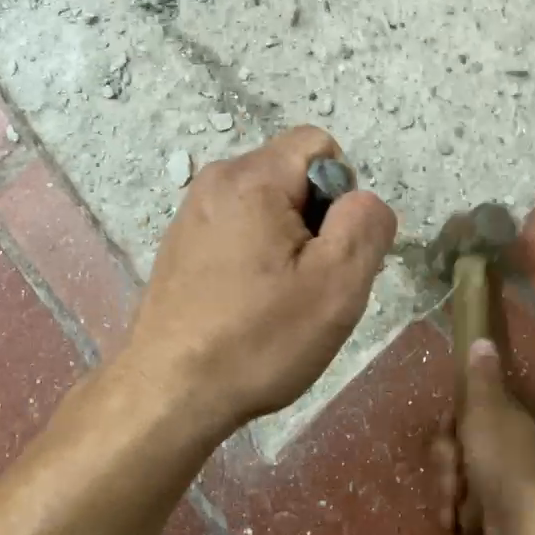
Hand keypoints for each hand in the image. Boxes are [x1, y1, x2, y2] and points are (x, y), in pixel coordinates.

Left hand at [115, 126, 396, 437]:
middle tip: (309, 281)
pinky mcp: (181, 239)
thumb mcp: (336, 286)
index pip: (318, 144)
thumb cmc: (257, 338)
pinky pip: (237, 224)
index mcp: (252, 177)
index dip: (341, 191)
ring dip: (286, 239)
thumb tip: (366, 202)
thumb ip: (365, 226)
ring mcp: (193, 209)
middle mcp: (216, 179)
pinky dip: (254, 252)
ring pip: (266, 202)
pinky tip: (248, 302)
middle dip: (314, 218)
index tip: (329, 248)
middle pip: (291, 173)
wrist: (168, 390)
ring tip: (279, 297)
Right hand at [433, 339, 534, 534]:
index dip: (450, 421)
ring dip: (447, 490)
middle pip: (454, 447)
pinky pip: (458, 508)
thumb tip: (484, 339)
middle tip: (454, 470)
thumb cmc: (502, 462)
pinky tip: (459, 520)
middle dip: (446, 461)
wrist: (523, 527)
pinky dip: (456, 515)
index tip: (449, 428)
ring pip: (452, 478)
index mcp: (502, 422)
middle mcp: (499, 450)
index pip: (465, 412)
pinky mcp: (487, 516)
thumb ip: (481, 378)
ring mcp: (493, 485)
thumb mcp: (485, 411)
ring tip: (456, 502)